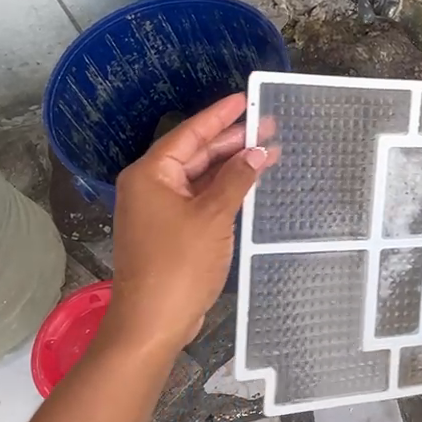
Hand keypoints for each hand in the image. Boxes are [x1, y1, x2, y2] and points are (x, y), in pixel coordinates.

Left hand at [101, 93, 277, 355]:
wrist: (153, 321)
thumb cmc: (179, 264)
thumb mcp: (213, 216)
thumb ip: (236, 179)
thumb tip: (257, 151)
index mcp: (151, 174)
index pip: (190, 134)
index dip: (220, 116)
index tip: (246, 100)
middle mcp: (151, 185)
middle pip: (196, 153)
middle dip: (232, 141)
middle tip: (269, 126)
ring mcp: (161, 209)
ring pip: (200, 176)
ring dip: (232, 166)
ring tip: (269, 150)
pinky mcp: (172, 230)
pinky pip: (200, 197)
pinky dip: (225, 188)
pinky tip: (250, 181)